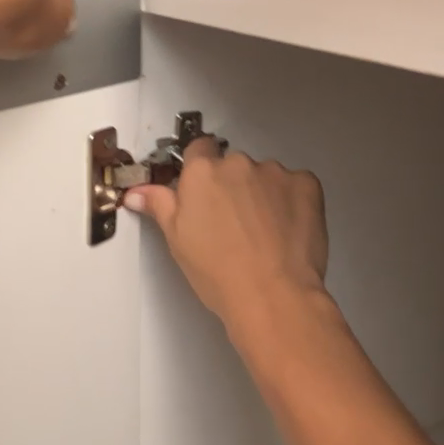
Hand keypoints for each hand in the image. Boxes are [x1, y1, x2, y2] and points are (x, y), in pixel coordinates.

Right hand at [125, 138, 327, 327]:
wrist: (272, 295)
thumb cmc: (218, 272)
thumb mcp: (178, 240)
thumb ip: (160, 206)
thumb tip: (137, 192)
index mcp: (203, 172)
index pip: (199, 149)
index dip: (202, 169)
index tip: (206, 193)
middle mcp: (238, 163)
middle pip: (234, 165)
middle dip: (234, 186)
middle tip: (235, 224)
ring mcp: (275, 171)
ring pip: (265, 175)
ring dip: (263, 193)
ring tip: (264, 232)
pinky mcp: (306, 184)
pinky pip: (296, 184)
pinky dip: (292, 200)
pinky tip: (288, 229)